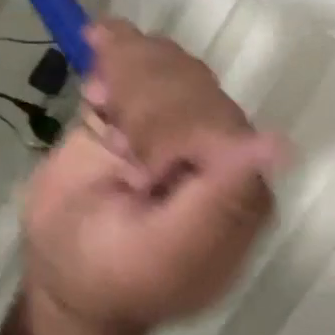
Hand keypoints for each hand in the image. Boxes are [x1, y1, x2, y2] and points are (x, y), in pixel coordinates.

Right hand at [22, 20, 285, 334]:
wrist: (57, 273)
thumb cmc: (114, 275)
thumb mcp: (167, 252)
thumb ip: (218, 200)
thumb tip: (277, 143)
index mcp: (236, 184)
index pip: (216, 114)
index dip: (170, 114)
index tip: (127, 143)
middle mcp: (210, 149)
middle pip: (188, 81)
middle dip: (142, 96)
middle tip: (114, 139)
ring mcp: (166, 125)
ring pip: (161, 62)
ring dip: (124, 69)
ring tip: (99, 102)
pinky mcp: (127, 112)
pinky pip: (128, 62)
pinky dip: (108, 59)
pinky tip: (94, 93)